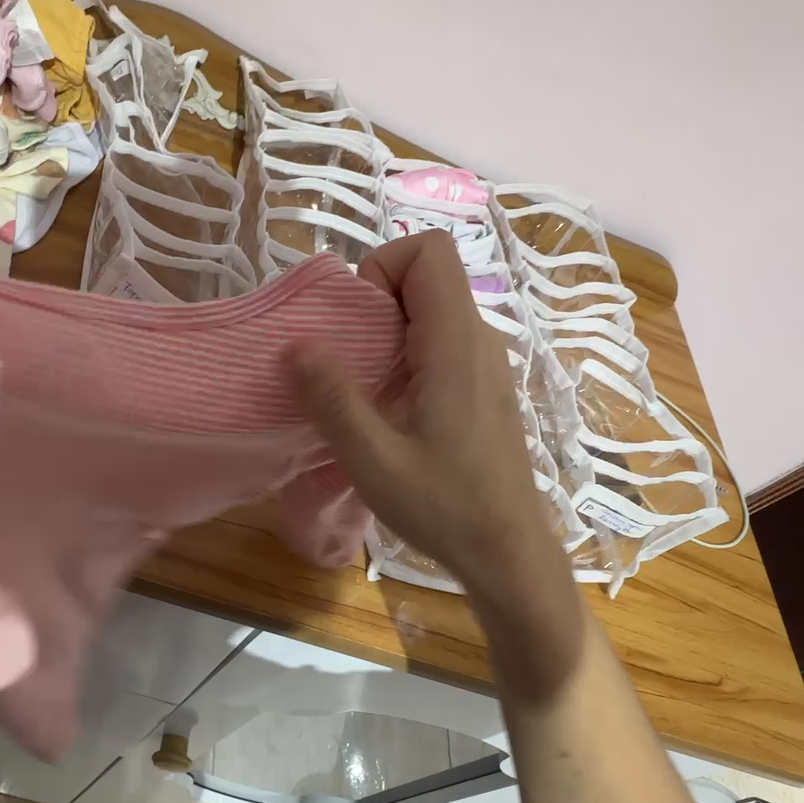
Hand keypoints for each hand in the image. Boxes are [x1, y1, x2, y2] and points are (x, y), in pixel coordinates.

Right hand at [287, 231, 581, 634]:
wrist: (508, 552)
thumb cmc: (444, 507)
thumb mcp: (374, 460)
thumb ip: (334, 399)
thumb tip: (295, 344)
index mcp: (456, 343)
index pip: (428, 250)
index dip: (380, 268)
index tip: (353, 324)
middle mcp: (478, 339)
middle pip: (426, 276)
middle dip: (373, 303)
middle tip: (346, 363)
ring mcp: (484, 363)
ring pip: (430, 310)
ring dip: (386, 333)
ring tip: (362, 390)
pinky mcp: (481, 386)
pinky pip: (438, 342)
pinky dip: (404, 356)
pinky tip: (389, 410)